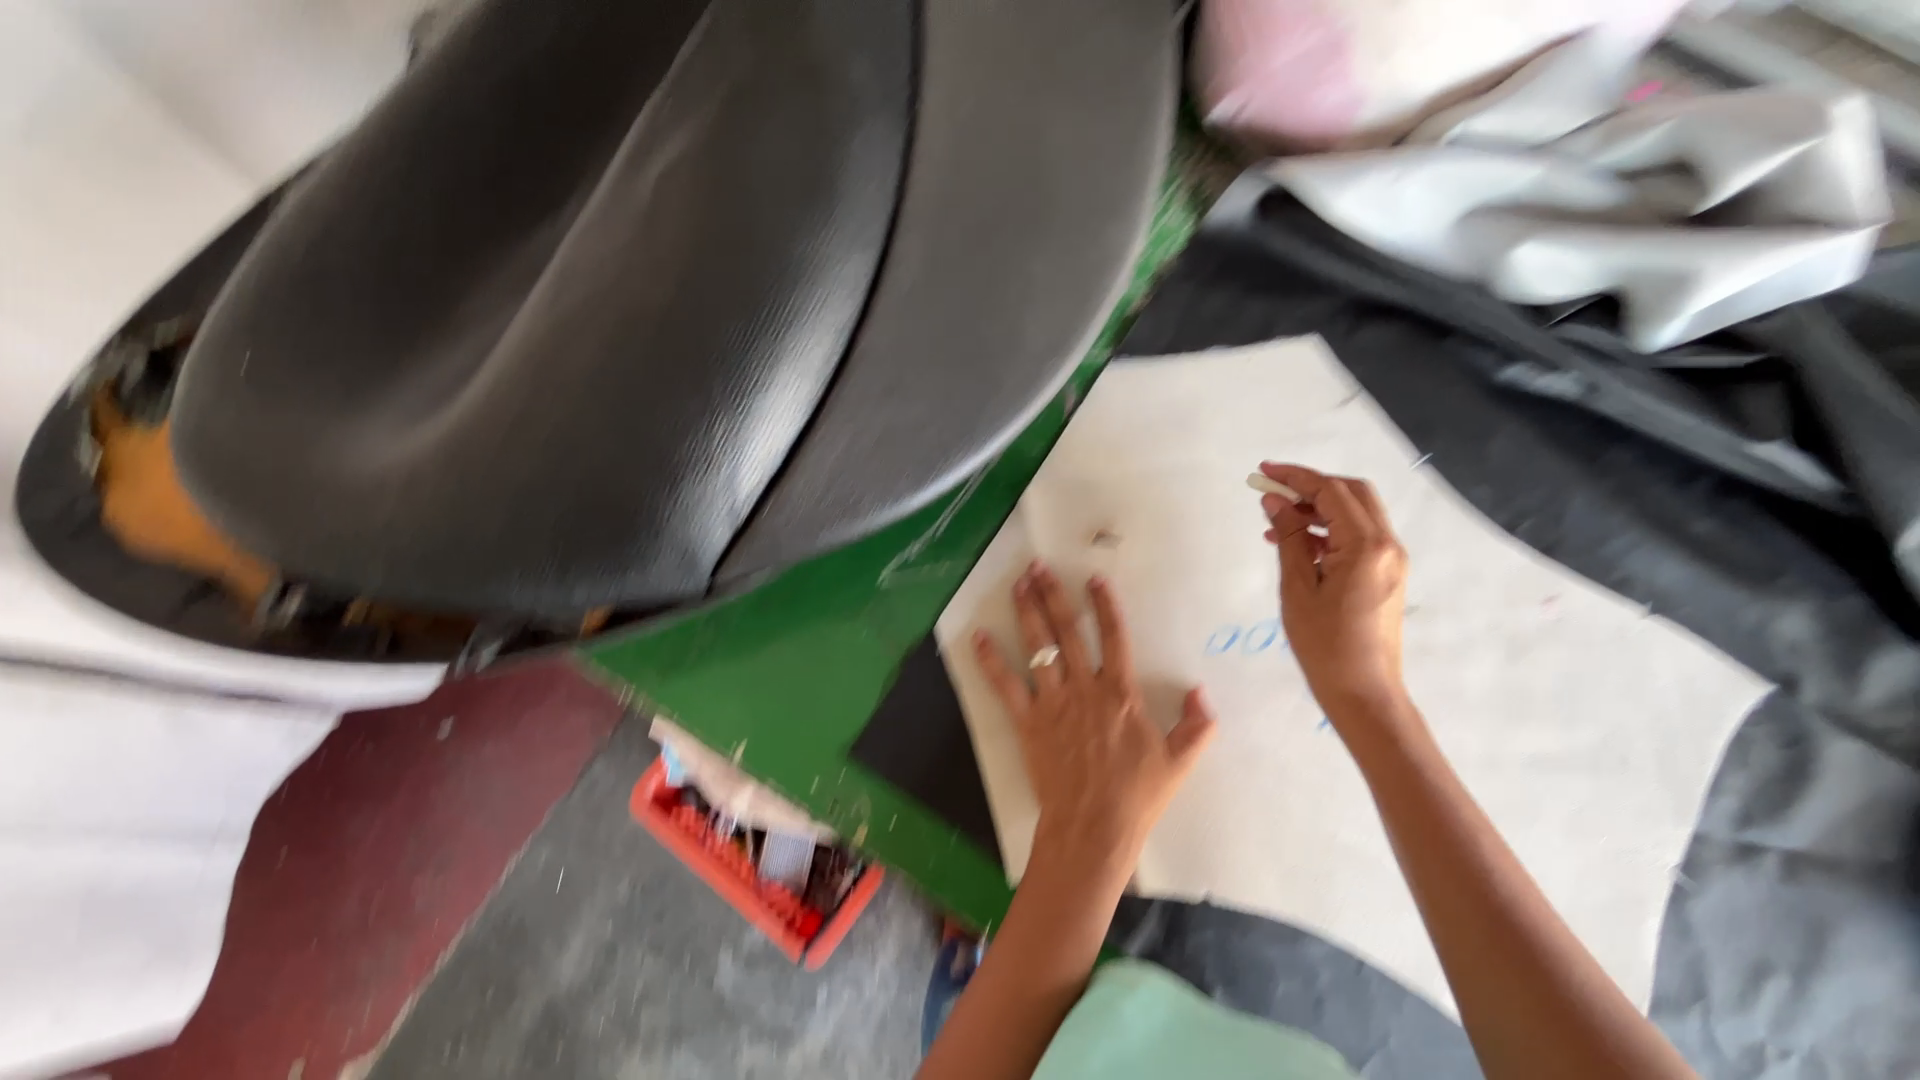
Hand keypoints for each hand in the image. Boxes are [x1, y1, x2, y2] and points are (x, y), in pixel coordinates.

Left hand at [973, 562, 1216, 873]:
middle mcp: (1085, 688)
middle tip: (1039, 566)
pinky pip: (1006, 685)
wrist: (1094, 827)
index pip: (1114, 637)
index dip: (1104, 605)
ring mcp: (1053, 703)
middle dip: (1053, 595)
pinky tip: (979, 637)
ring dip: (1025, 613)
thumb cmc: (1137, 796)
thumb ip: (1197, 725)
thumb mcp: (1179, 761)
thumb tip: (1201, 692)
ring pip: (1038, 648)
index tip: (1093, 579)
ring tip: (1017, 585)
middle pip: (1067, 631)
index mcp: (1120, 693)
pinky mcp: (1028, 723)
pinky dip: (991, 660)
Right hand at [1256, 463, 1410, 717]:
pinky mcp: (1386, 574)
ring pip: (1356, 513)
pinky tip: (1297, 544)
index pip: (1331, 492)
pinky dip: (1329, 529)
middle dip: (1311, 486)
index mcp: (1366, 545)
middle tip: (1272, 491)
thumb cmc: (1324, 644)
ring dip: (1319, 508)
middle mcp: (1387, 544)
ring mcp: (1391, 560)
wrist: (1363, 692)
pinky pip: (1358, 536)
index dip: (1296, 477)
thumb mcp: (1298, 587)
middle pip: (1352, 493)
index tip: (1263, 472)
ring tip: (1276, 523)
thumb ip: (1289, 537)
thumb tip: (1274, 501)